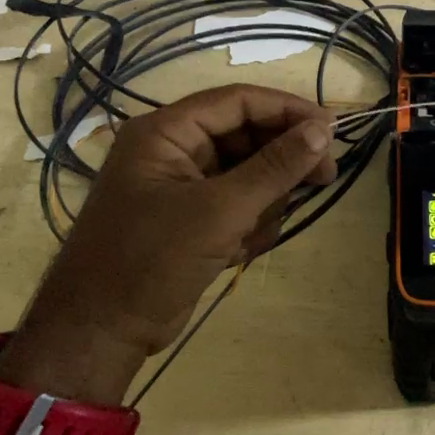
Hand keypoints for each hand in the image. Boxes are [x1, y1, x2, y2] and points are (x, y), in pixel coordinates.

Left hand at [0, 85, 336, 400]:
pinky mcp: (193, 219)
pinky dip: (250, 223)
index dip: (289, 110)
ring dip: (265, 201)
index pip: (240, 101)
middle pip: (249, 135)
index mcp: (166, 132)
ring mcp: (183, 186)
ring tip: (252, 233)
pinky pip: (241, 203)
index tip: (333, 130)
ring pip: (251, 172)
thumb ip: (276, 166)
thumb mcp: (222, 210)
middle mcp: (175, 150)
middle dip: (283, 161)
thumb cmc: (152, 260)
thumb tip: (324, 129)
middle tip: (325, 178)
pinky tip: (238, 251)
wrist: (101, 333)